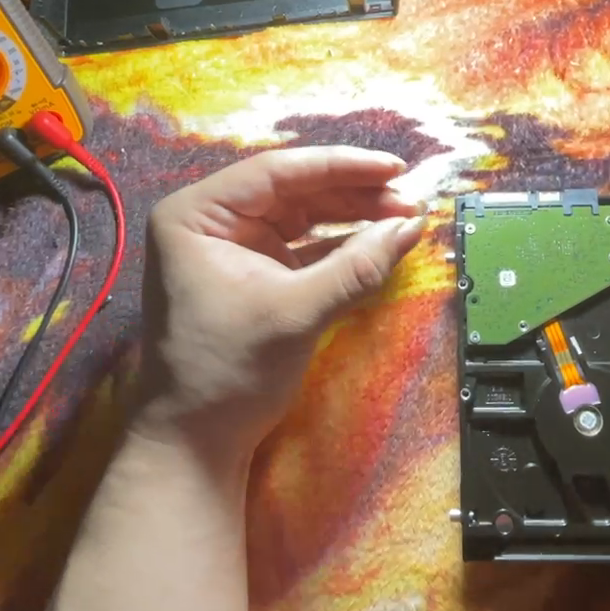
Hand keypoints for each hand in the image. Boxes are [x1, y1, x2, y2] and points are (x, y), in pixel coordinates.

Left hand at [136, 147, 424, 454]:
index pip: (278, 172)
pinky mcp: (255, 273)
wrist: (195, 444)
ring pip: (303, 216)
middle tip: (408, 200)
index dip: (342, 166)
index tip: (395, 167)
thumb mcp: (296, 312)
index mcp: (198, 213)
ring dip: (352, 217)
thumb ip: (357, 266)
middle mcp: (213, 220)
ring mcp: (235, 246)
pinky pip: (303, 246)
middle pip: (294, 190)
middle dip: (353, 195)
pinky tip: (377, 243)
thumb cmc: (227, 371)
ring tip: (402, 217)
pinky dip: (340, 246)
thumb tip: (414, 226)